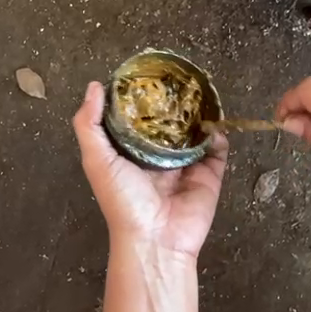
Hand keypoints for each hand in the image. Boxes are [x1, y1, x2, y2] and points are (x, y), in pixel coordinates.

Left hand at [73, 82, 226, 258]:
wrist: (156, 239)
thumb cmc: (122, 200)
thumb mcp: (97, 160)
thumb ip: (90, 125)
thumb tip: (95, 86)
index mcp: (133, 152)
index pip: (139, 118)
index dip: (142, 97)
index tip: (147, 72)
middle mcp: (161, 156)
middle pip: (171, 122)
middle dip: (175, 102)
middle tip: (180, 77)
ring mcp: (188, 164)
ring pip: (197, 131)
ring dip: (201, 113)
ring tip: (204, 90)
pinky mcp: (210, 174)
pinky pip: (218, 150)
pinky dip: (220, 134)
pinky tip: (217, 120)